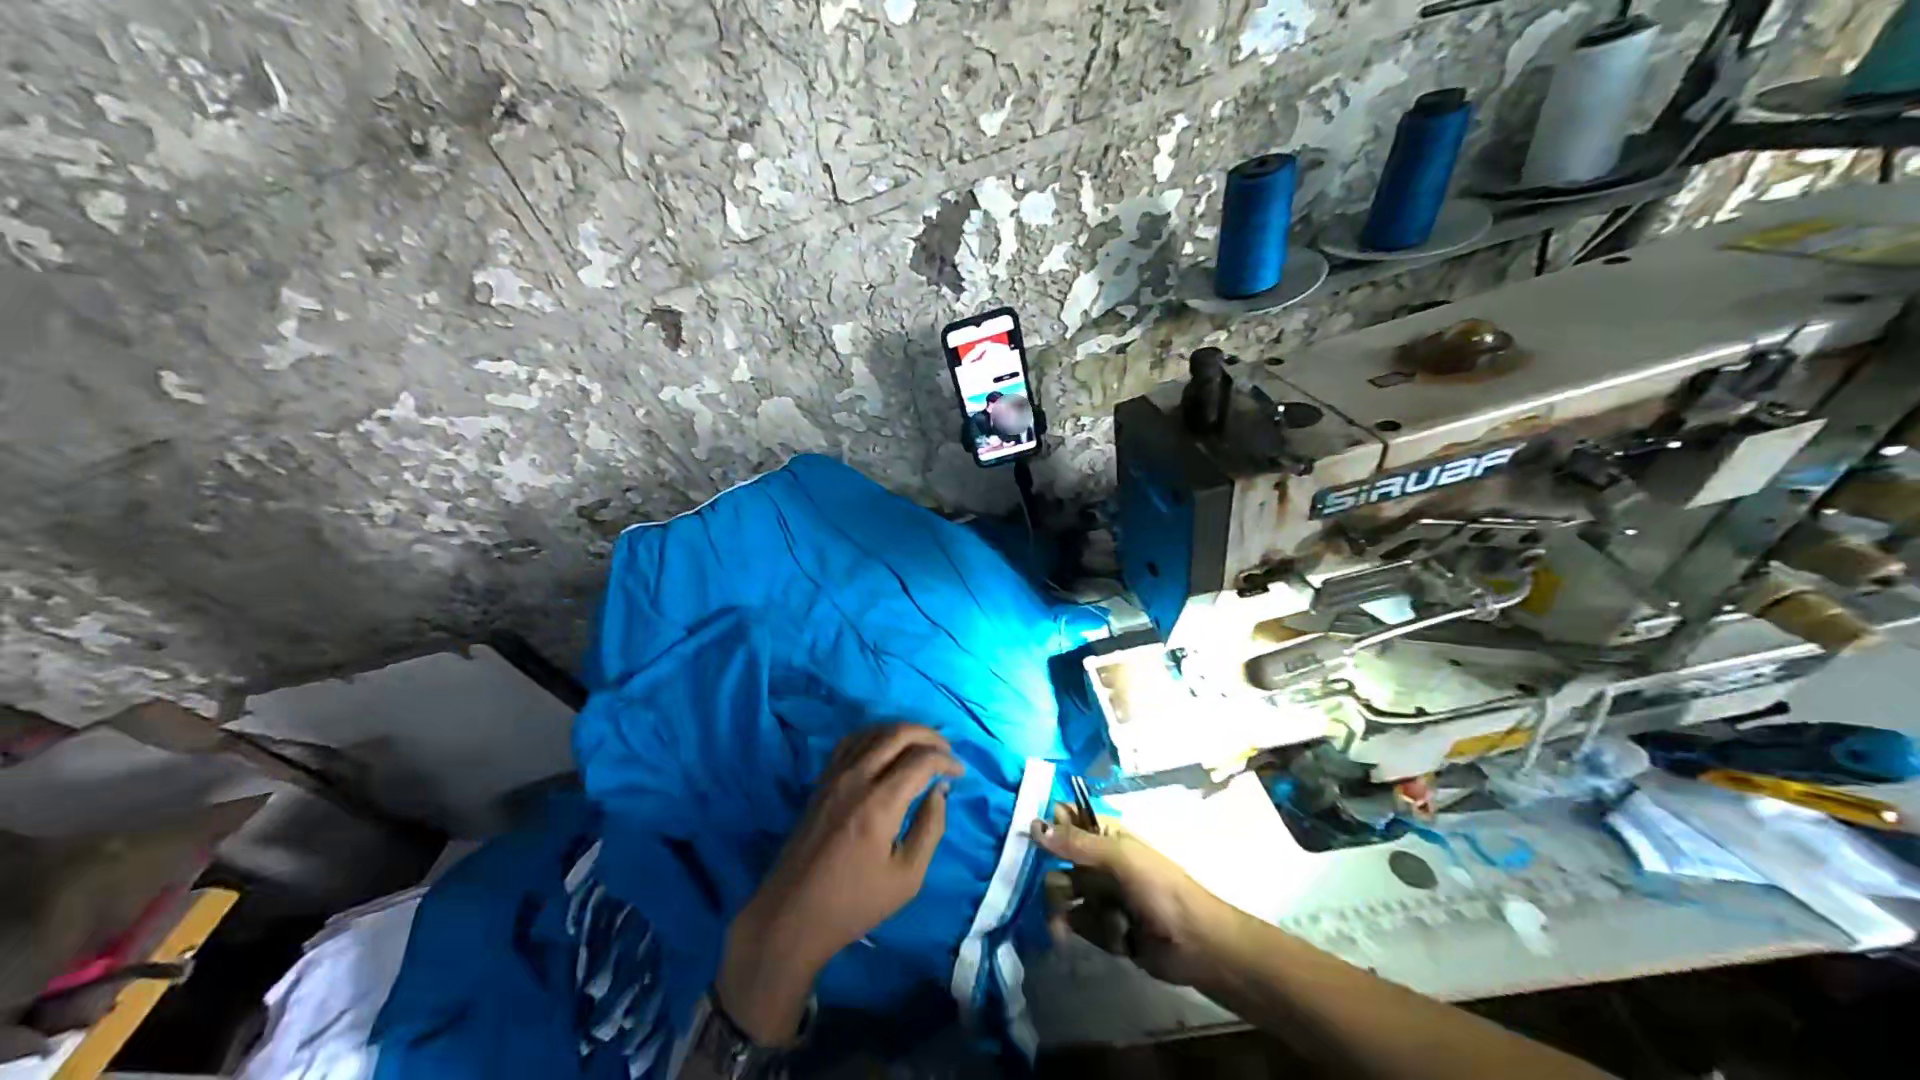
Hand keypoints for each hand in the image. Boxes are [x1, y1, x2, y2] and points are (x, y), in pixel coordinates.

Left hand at [717, 725, 964, 1043]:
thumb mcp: (907, 877)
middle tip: (947, 751)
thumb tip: (939, 791)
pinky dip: (875, 736)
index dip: (947, 760)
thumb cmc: (854, 903)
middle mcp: (856, 778)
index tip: (960, 774)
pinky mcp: (821, 782)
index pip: (921, 760)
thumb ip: (930, 828)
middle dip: (929, 735)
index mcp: (879, 803)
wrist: (792, 915)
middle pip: (897, 733)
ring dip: (903, 731)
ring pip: (873, 731)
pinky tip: (886, 749)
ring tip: (923, 746)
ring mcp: (834, 776)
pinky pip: (851, 742)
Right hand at [1031, 802, 1243, 986]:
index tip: (1035, 839)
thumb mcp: (1120, 858)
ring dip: (1075, 911)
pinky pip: (1077, 925)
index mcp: (1105, 835)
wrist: (1194, 944)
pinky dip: (1094, 932)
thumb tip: (1033, 825)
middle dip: (1060, 881)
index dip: (1049, 826)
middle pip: (1055, 862)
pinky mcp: (1099, 928)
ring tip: (1093, 924)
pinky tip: (1116, 939)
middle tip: (1068, 893)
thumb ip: (1076, 843)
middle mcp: (1097, 862)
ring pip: (1062, 896)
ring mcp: (1098, 895)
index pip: (1066, 819)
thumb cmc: (1160, 888)